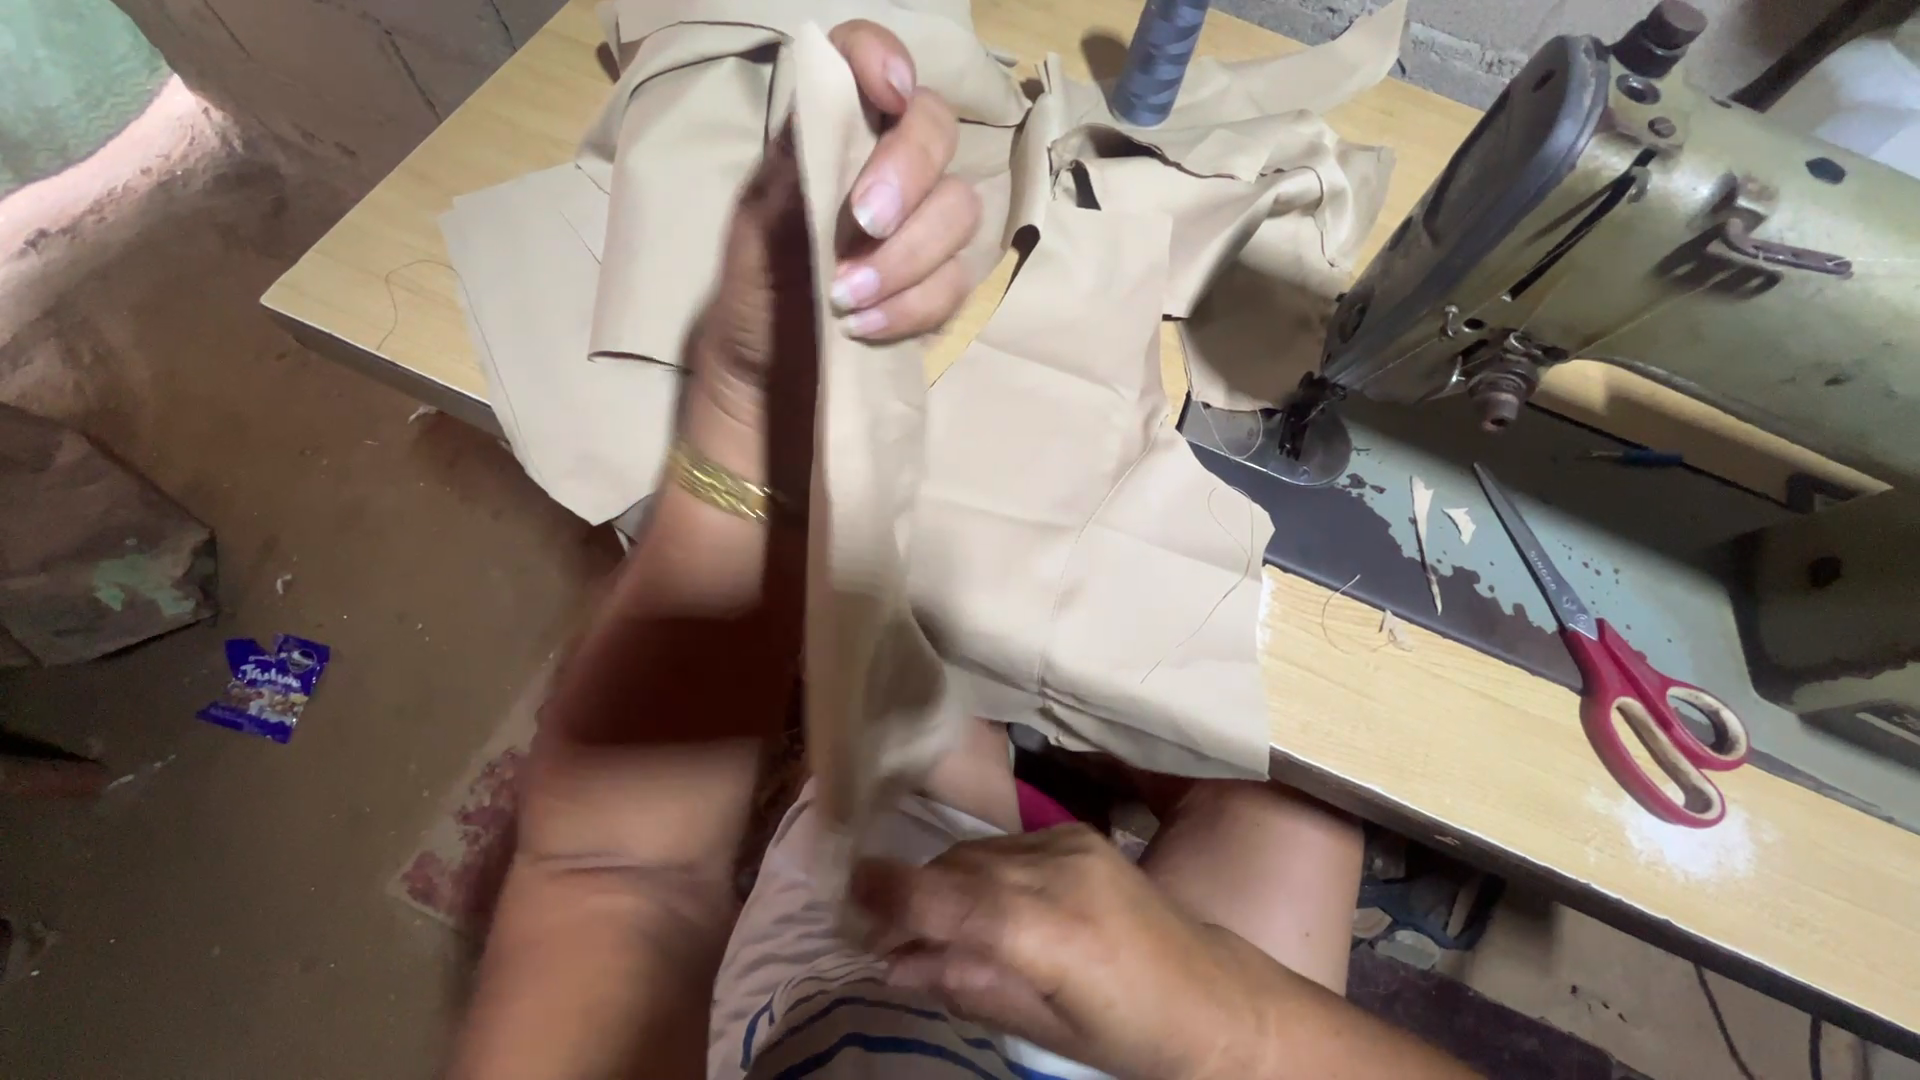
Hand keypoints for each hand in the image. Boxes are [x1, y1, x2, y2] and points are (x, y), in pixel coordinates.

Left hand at [690, 19, 982, 422]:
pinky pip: (956, 283)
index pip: (867, 65)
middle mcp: (886, 170)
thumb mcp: (758, 229)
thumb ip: (798, 170)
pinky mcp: (938, 287)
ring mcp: (921, 230)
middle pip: (937, 129)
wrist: (765, 377)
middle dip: (908, 172)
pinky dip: (911, 305)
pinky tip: (863, 327)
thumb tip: (834, 113)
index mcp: (832, 138)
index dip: (884, 59)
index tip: (888, 92)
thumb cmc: (753, 294)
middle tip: (865, 222)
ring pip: (960, 210)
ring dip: (906, 255)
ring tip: (846, 296)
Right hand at [851, 826, 1295, 1079]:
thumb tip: (893, 962)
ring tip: (924, 923)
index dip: (897, 893)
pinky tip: (974, 901)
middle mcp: (1061, 870)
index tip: (846, 890)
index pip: (958, 901)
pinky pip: (1004, 845)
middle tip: (877, 931)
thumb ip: (968, 985)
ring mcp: (1071, 844)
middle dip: (910, 894)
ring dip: (941, 882)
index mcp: (1057, 931)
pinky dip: (975, 870)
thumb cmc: (1130, 1035)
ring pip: (976, 852)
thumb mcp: (1045, 1030)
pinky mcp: (1077, 833)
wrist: (1213, 994)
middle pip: (958, 870)